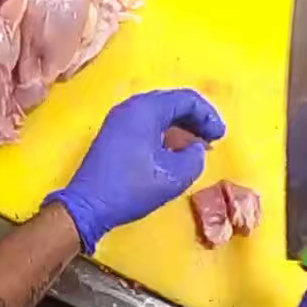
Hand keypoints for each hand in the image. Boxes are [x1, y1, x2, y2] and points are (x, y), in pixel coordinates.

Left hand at [44, 89, 225, 254]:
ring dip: (178, 131)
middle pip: (171, 105)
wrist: (87, 207)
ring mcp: (117, 122)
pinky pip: (144, 128)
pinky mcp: (111, 138)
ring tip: (193, 151)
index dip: (208, 116)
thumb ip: (194, 158)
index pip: (187, 100)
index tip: (220, 136)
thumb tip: (196, 148)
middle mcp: (130, 108)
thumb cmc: (130, 189)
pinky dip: (161, 138)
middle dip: (194, 122)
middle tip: (209, 141)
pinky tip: (170, 156)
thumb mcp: (172, 177)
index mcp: (146, 109)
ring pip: (157, 117)